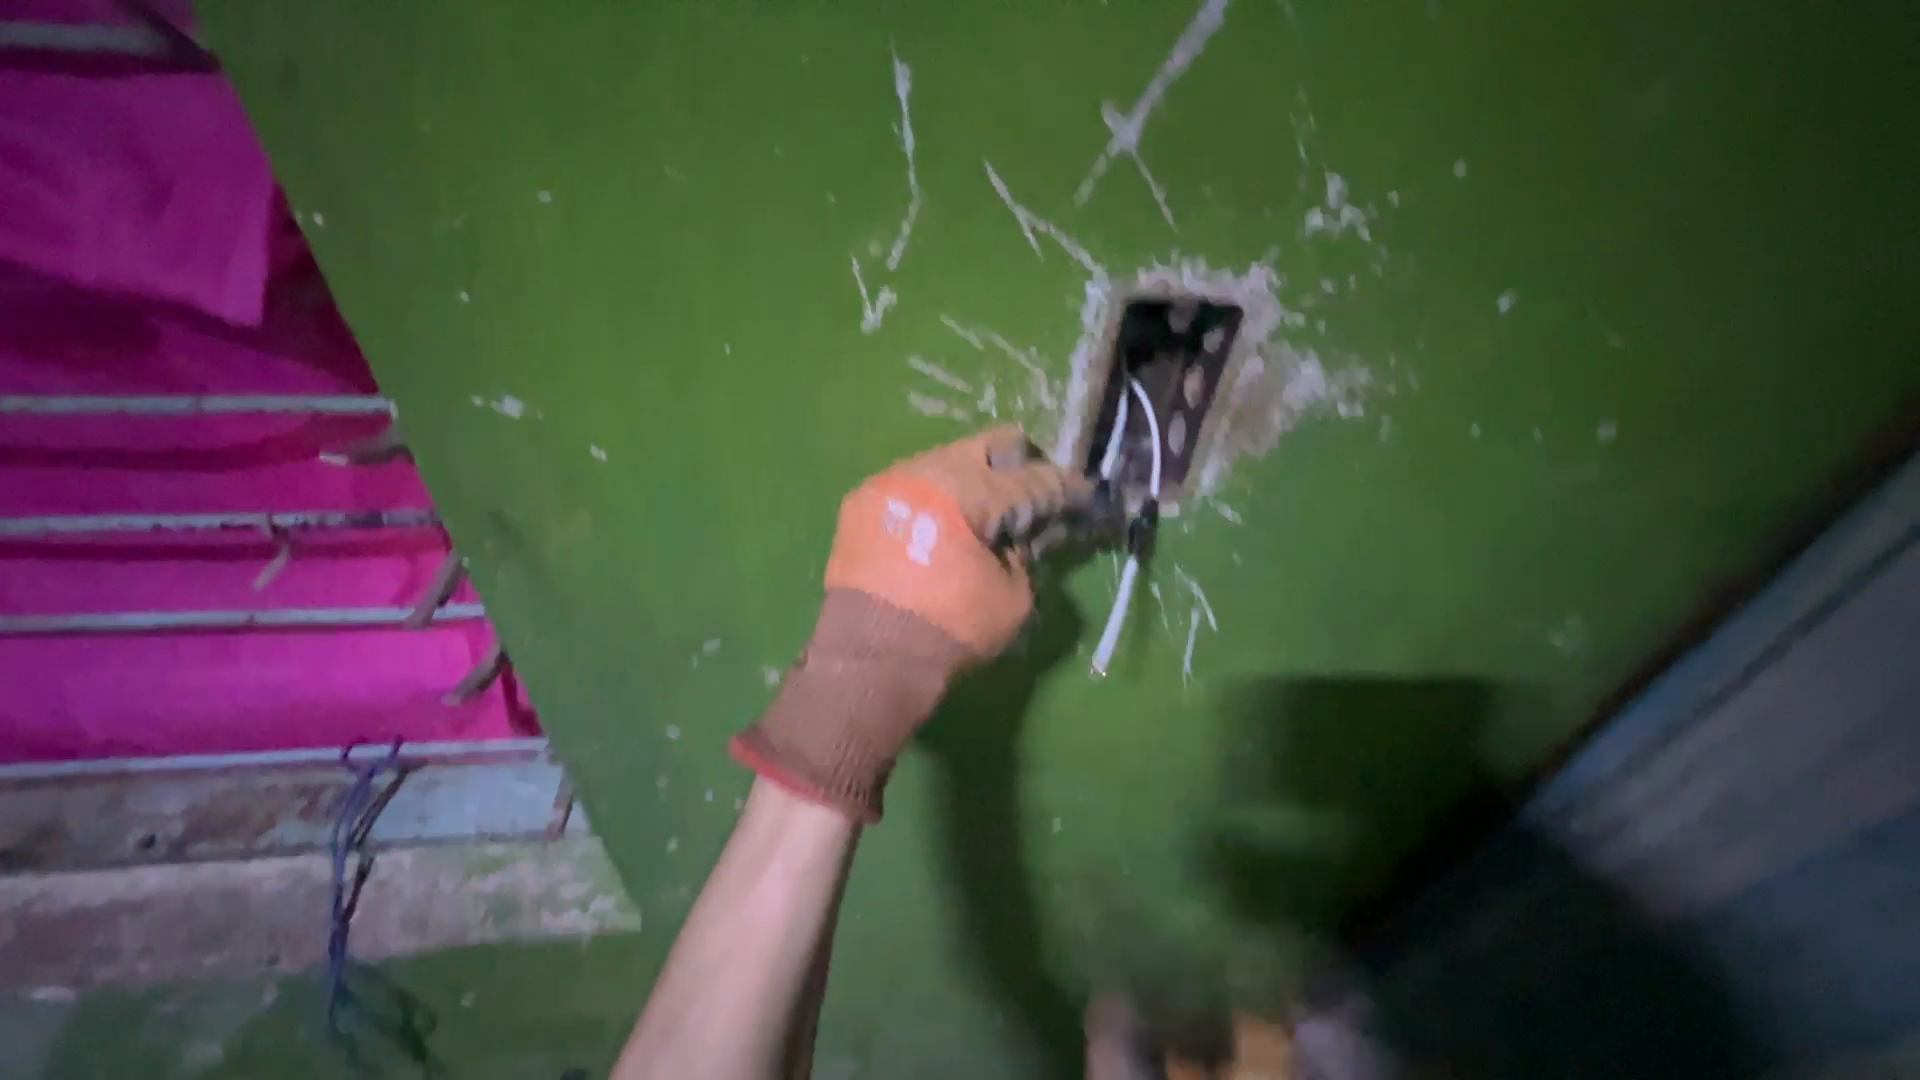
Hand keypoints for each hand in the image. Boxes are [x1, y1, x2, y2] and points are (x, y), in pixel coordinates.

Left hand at [731, 426, 1089, 821]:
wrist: (870, 657)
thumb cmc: (950, 628)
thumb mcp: (1013, 597)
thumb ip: (1024, 555)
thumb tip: (1016, 540)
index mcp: (970, 489)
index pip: (1032, 480)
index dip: (1066, 489)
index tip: (1084, 495)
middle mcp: (926, 469)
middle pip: (988, 446)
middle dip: (1019, 466)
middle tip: (1031, 496)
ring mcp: (888, 482)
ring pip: (944, 462)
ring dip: (970, 483)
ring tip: (982, 517)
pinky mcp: (861, 504)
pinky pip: (910, 487)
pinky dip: (933, 502)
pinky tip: (940, 529)